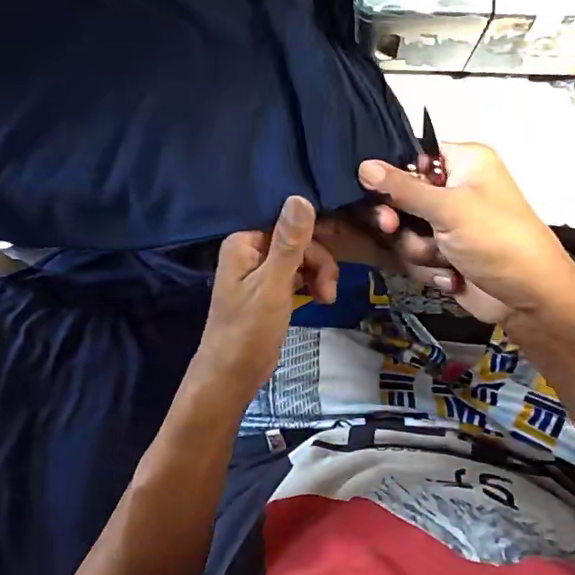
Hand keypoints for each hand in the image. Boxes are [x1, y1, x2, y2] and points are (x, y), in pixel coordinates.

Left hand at [184, 196, 335, 411]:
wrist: (232, 377)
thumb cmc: (249, 330)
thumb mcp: (273, 285)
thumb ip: (288, 243)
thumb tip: (300, 197)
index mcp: (244, 241)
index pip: (288, 221)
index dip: (316, 233)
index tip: (342, 247)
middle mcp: (249, 250)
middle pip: (297, 240)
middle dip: (319, 261)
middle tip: (328, 290)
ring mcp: (259, 270)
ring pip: (301, 257)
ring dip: (318, 274)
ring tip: (326, 299)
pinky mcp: (269, 289)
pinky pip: (297, 274)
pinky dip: (310, 283)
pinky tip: (320, 298)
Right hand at [357, 143, 574, 324]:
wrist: (529, 300)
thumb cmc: (499, 241)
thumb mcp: (448, 208)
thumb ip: (402, 187)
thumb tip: (364, 165)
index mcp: (465, 162)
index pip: (413, 155)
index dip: (391, 174)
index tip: (374, 191)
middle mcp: (455, 188)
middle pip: (401, 195)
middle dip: (400, 219)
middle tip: (392, 227)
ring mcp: (449, 222)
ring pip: (404, 229)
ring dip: (419, 248)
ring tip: (444, 258)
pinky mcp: (445, 252)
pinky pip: (415, 253)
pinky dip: (430, 266)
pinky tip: (452, 274)